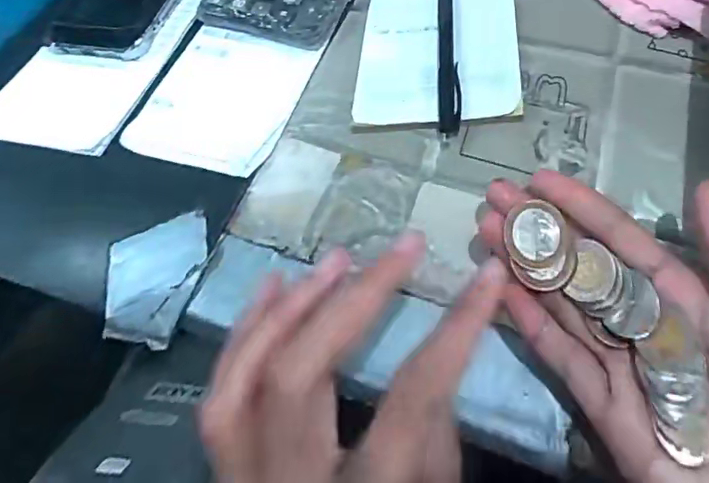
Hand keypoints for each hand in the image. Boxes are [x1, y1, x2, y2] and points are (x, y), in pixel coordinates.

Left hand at [199, 233, 507, 482]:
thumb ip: (434, 436)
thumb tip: (434, 350)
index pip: (411, 399)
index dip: (455, 329)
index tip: (488, 276)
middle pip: (302, 376)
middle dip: (356, 298)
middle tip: (402, 249)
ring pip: (242, 382)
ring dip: (292, 307)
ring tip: (337, 258)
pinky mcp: (227, 480)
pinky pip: (220, 400)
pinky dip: (247, 334)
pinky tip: (275, 287)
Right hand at [477, 172, 708, 482]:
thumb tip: (704, 190)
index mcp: (687, 302)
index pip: (625, 243)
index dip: (584, 210)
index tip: (543, 180)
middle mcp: (647, 327)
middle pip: (585, 270)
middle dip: (541, 231)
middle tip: (496, 196)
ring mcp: (626, 372)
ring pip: (566, 308)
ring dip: (527, 269)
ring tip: (489, 231)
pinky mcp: (612, 420)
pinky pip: (568, 368)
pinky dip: (535, 331)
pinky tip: (506, 296)